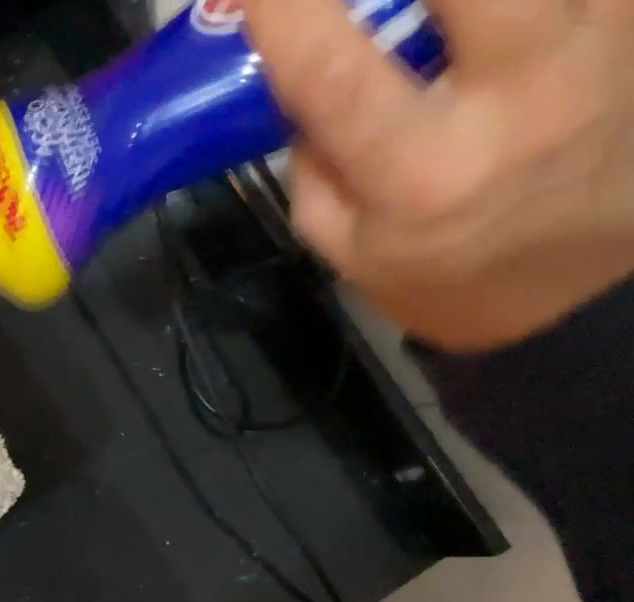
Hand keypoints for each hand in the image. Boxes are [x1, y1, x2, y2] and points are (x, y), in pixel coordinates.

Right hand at [245, 0, 633, 350]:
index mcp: (420, 171)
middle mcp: (519, 98)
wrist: (575, 286)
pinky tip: (466, 23)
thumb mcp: (342, 241)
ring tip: (413, 23)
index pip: (337, 77)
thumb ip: (317, 157)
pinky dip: (503, 6)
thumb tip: (303, 76)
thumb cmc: (436, 273)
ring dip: (456, 2)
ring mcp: (600, 48)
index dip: (288, 17)